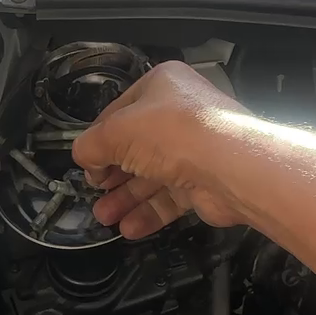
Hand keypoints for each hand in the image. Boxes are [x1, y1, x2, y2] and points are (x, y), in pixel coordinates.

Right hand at [72, 61, 249, 238]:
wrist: (230, 165)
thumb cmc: (172, 134)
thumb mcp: (116, 132)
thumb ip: (90, 145)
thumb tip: (85, 159)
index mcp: (161, 86)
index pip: (118, 112)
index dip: (99, 139)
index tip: (85, 164)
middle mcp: (180, 114)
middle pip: (135, 148)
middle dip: (111, 175)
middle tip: (94, 193)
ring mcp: (194, 149)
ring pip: (152, 176)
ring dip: (126, 198)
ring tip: (105, 217)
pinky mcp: (204, 182)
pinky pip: (171, 197)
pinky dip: (149, 212)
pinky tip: (129, 228)